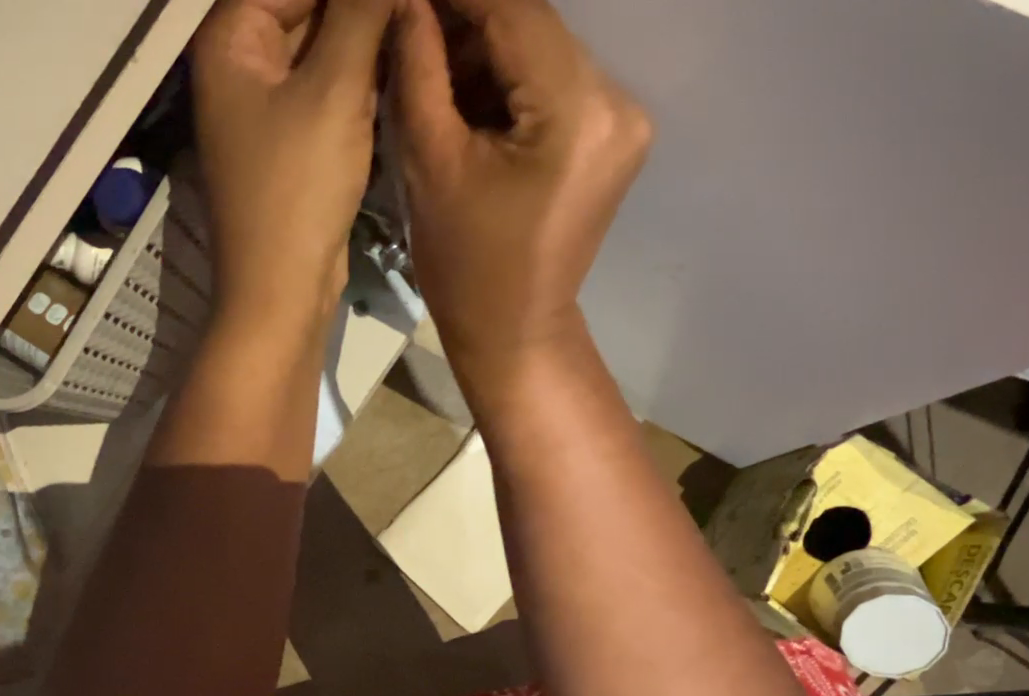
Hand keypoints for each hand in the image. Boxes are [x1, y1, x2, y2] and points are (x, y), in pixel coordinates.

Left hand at [191, 0, 397, 326]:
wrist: (282, 288)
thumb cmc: (299, 187)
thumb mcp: (335, 89)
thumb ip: (361, 12)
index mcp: (231, 39)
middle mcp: (240, 66)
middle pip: (306, 8)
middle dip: (361, 10)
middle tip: (416, 11)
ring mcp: (264, 109)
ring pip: (323, 50)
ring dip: (367, 41)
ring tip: (416, 29)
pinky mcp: (291, 144)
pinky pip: (328, 92)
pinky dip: (360, 80)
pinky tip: (400, 70)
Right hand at [391, 0, 650, 386]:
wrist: (512, 330)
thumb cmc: (463, 263)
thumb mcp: (430, 161)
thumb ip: (419, 65)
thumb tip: (405, 0)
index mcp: (577, 113)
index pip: (515, 11)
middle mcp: (618, 102)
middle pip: (534, 27)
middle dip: (467, 18)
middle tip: (411, 25)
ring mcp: (623, 118)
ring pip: (543, 50)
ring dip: (485, 46)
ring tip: (427, 55)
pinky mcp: (614, 134)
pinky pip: (555, 82)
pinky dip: (509, 77)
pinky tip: (464, 86)